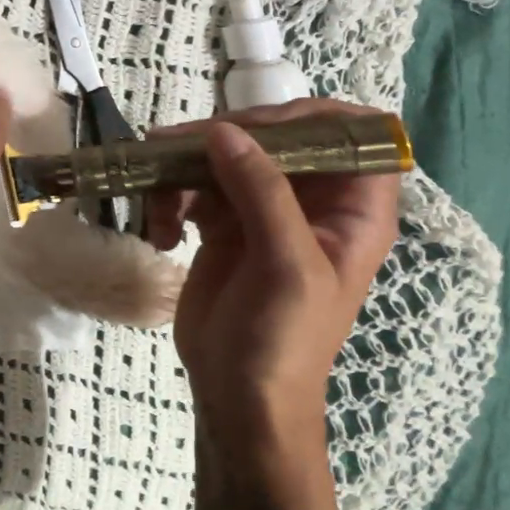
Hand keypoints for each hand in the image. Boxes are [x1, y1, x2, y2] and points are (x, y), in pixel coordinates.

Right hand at [145, 99, 400, 439]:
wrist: (238, 391)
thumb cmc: (284, 338)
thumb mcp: (286, 266)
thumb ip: (262, 193)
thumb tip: (223, 131)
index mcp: (352, 210)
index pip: (354, 135)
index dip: (310, 117)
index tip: (255, 124)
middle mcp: (310, 201)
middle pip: (274, 137)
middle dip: (222, 139)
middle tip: (175, 146)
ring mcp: (261, 211)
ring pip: (223, 157)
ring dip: (182, 170)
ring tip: (155, 199)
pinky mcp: (221, 223)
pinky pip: (191, 186)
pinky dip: (168, 199)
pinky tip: (159, 233)